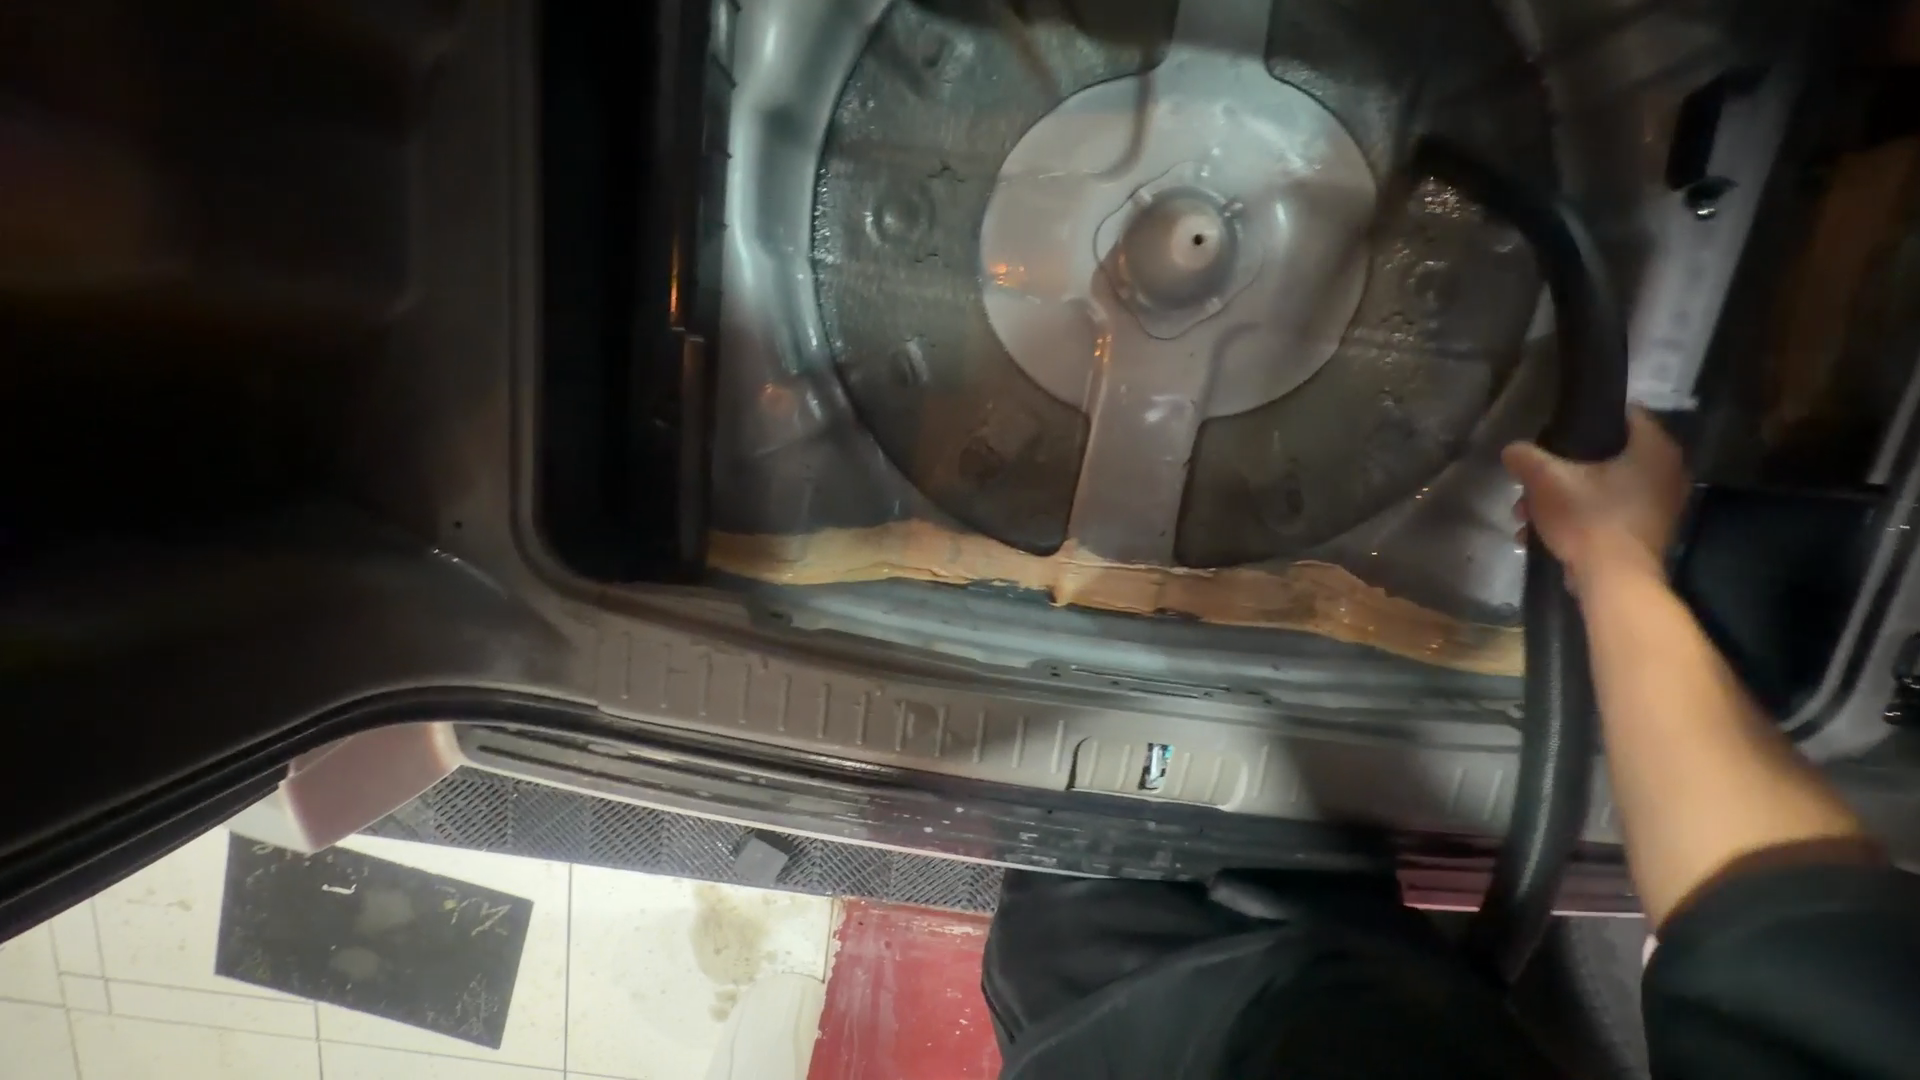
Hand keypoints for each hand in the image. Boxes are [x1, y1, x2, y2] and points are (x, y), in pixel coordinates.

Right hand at [1503, 407, 1689, 588]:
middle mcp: (1667, 471)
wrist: (1614, 578)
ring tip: (1527, 516)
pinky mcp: (1647, 531)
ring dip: (1561, 498)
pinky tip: (1543, 534)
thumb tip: (1513, 450)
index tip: (1553, 431)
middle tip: (1530, 484)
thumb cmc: (1588, 518)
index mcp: (1653, 449)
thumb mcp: (1545, 480)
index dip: (1586, 418)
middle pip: (1604, 456)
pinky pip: (1607, 512)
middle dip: (1559, 470)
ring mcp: (1660, 504)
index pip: (1624, 414)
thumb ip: (1526, 458)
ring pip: (1601, 487)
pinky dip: (1577, 518)